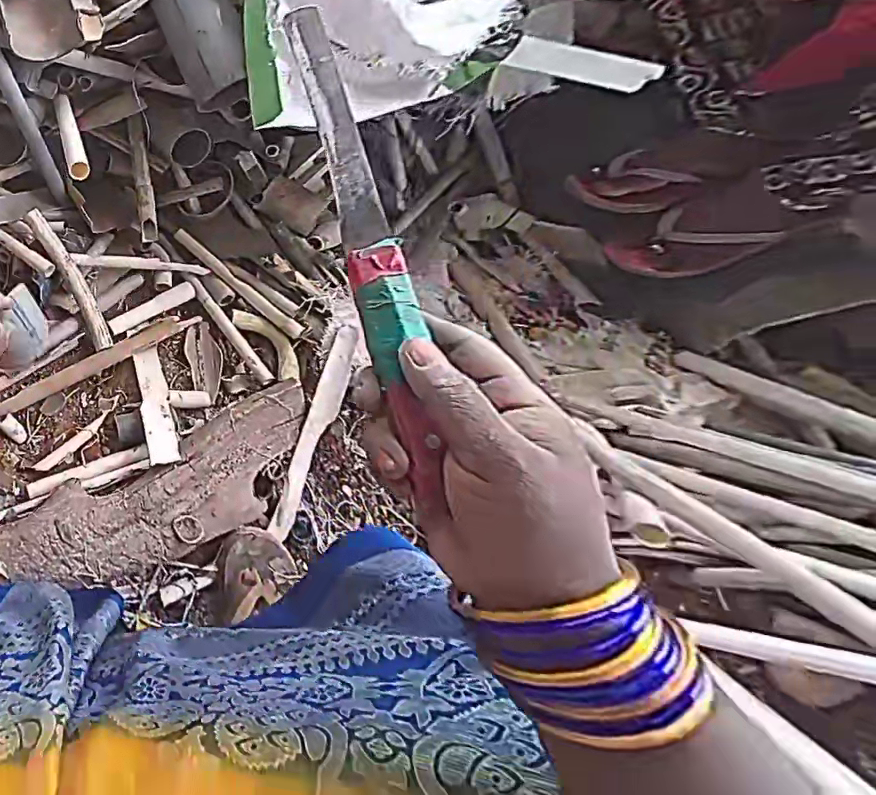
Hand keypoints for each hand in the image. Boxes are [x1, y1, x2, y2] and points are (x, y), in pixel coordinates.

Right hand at [353, 314, 618, 610]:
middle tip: (375, 400)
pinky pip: (383, 445)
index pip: (460, 349)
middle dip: (387, 389)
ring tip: (400, 464)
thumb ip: (454, 400)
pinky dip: (383, 460)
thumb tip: (414, 348)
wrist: (525, 597)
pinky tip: (401, 481)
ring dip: (384, 434)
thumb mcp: (500, 458)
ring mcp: (444, 443)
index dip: (420, 329)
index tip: (380, 314)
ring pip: (389, 412)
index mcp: (510, 405)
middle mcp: (472, 417)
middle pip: (410, 377)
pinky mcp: (419, 468)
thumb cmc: (535, 526)